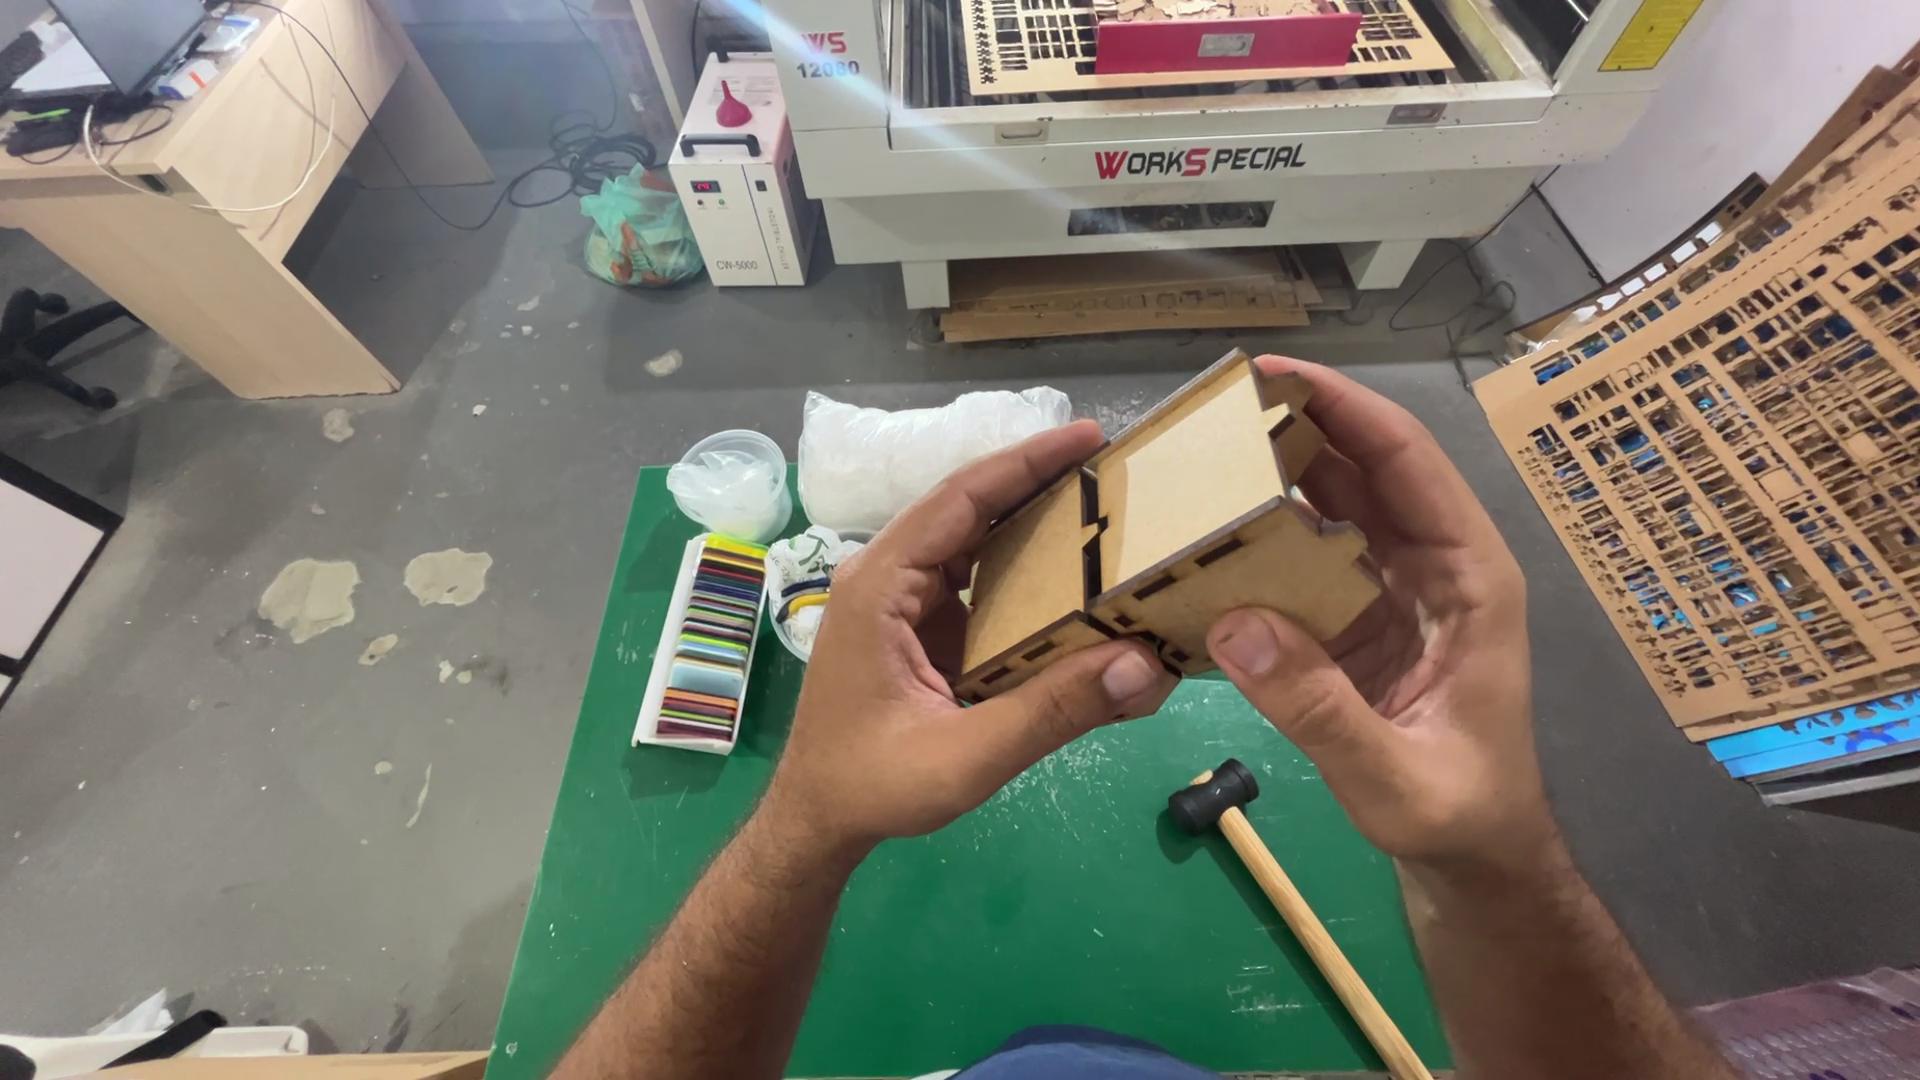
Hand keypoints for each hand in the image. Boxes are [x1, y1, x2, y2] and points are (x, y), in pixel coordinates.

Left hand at [765, 421, 1179, 855]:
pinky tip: (1060, 574)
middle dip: (1035, 481)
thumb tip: (1142, 665)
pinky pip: (968, 577)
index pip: (959, 498)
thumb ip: (1051, 712)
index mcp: (880, 584)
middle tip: (1107, 470)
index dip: (1025, 462)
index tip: (1088, 436)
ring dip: (1027, 520)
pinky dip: (1014, 568)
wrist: (816, 816)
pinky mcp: (912, 621)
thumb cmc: (872, 784)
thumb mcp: (964, 757)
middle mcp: (883, 574)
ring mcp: (896, 596)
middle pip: (965, 506)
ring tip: (1094, 511)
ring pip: (968, 538)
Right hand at [1206, 356, 1552, 868]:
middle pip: (1363, 467)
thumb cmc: (1456, 811)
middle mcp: (1429, 564)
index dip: (1347, 409)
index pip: (1408, 464)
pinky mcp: (1350, 611)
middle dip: (1296, 426)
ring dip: (1272, 472)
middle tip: (1216, 411)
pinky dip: (1260, 531)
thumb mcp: (1392, 775)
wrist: (1469, 851)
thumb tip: (1232, 624)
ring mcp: (1386, 585)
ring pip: (1330, 503)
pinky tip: (1212, 529)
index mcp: (1467, 577)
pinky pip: (1302, 551)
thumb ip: (1317, 708)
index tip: (1277, 376)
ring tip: (1201, 455)